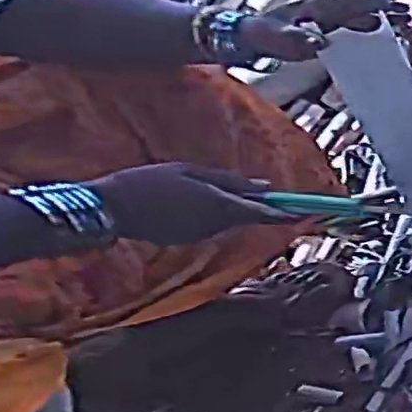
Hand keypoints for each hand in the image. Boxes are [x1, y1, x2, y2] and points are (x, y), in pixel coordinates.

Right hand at [85, 163, 295, 245]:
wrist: (100, 209)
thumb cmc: (146, 184)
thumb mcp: (190, 172)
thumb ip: (231, 181)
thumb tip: (267, 187)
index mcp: (222, 205)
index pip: (267, 213)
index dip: (291, 213)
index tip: (311, 214)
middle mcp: (217, 224)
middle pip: (249, 215)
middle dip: (256, 205)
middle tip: (256, 192)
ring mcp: (202, 234)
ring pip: (229, 220)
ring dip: (228, 208)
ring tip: (198, 192)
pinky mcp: (187, 239)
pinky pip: (209, 225)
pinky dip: (209, 215)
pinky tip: (185, 204)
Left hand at [240, 0, 404, 60]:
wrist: (238, 37)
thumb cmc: (256, 37)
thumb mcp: (273, 38)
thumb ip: (294, 39)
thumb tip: (319, 42)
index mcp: (312, 8)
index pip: (347, 2)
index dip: (372, 4)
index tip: (394, 6)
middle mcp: (318, 9)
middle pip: (355, 4)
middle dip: (381, 6)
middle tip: (406, 12)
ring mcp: (318, 17)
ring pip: (353, 11)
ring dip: (376, 14)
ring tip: (397, 19)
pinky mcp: (317, 27)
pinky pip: (347, 21)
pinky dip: (364, 22)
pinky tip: (372, 29)